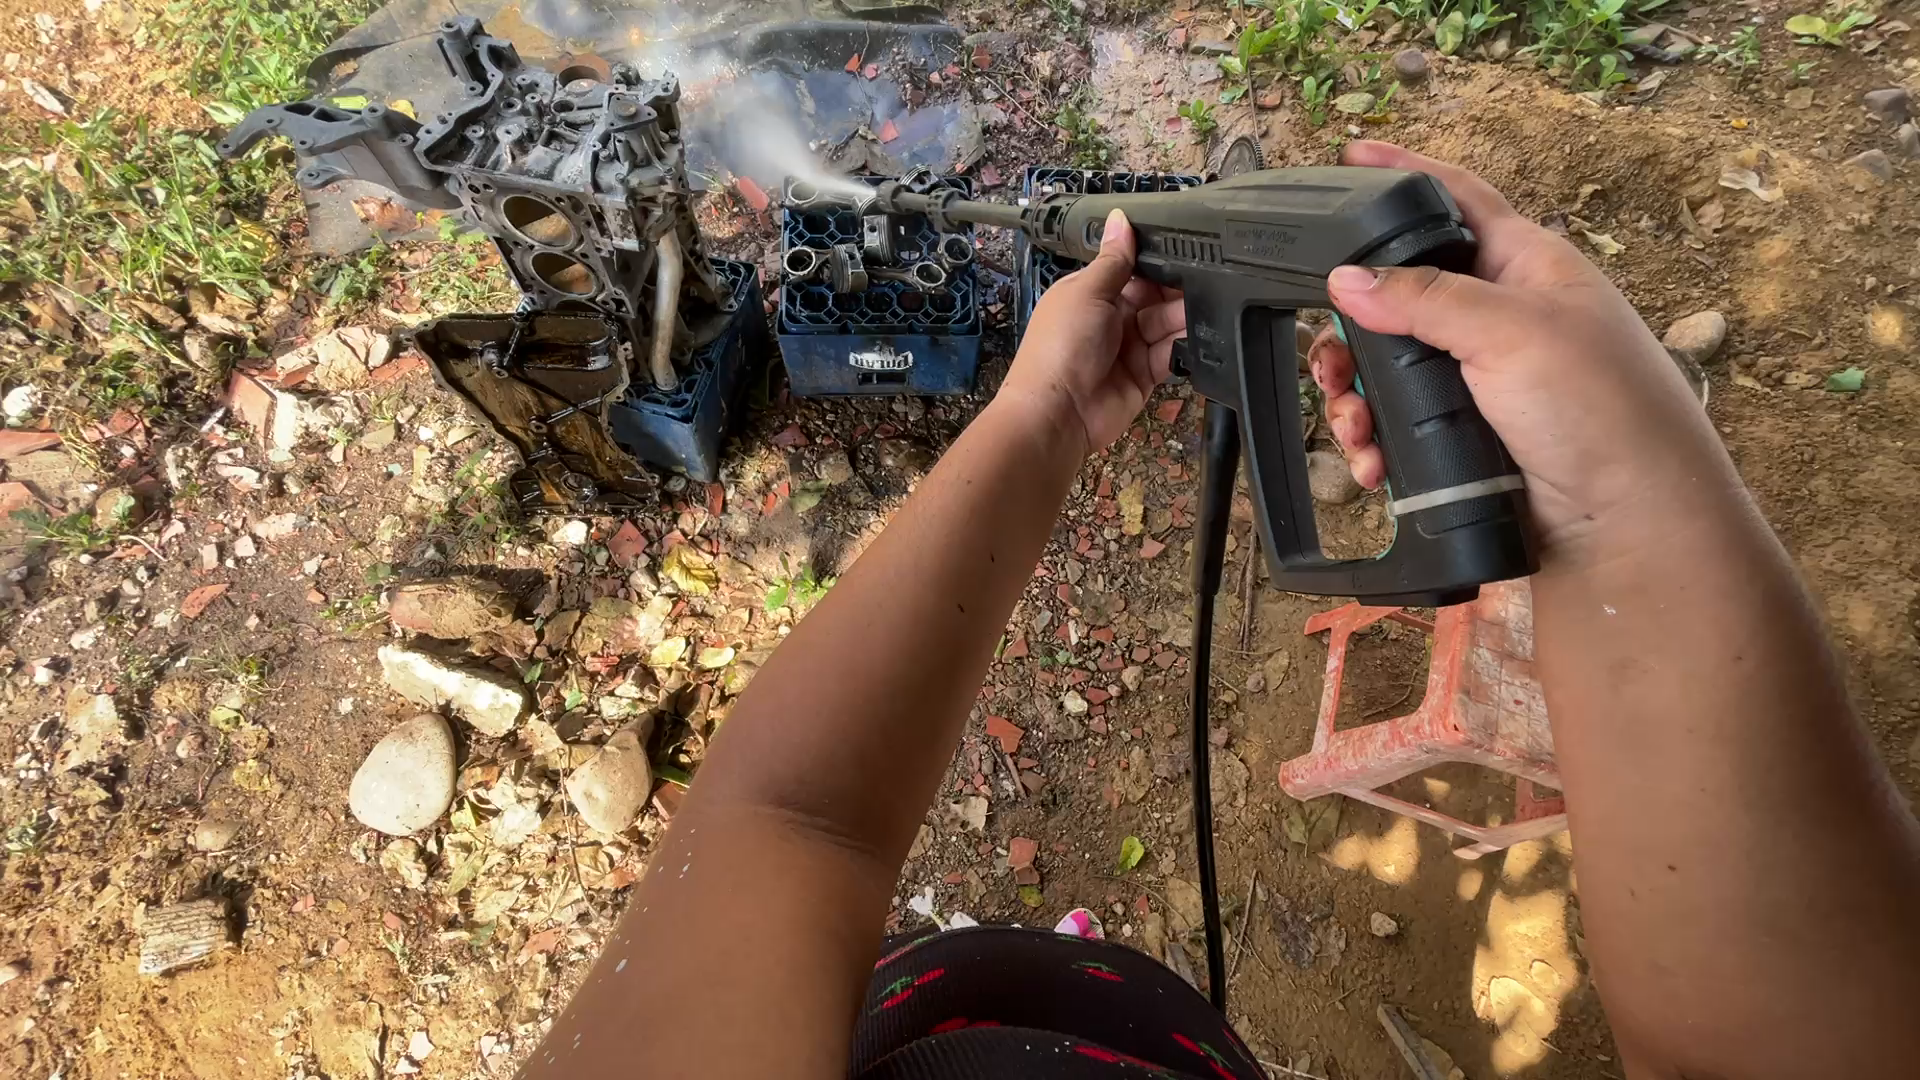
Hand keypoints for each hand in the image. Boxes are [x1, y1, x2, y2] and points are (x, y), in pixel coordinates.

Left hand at [1001, 209, 1185, 453]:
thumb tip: (1120, 218)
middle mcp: (1111, 318)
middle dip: (1177, 289)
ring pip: (1166, 324)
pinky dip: (1183, 347)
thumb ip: (1113, 260)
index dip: (1157, 261)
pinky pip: (1170, 356)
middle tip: (1205, 280)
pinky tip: (1196, 336)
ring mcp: (1128, 349)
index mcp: (1091, 293)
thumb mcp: (1086, 292)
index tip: (1189, 248)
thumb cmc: (1062, 346)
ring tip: (1202, 309)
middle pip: (1154, 296)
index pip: (1132, 269)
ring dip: (1182, 317)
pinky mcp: (1144, 377)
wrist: (1057, 414)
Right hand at [1310, 142, 1735, 550]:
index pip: (1455, 201)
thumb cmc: (1597, 411)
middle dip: (1349, 335)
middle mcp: (1489, 318)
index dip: (1404, 174)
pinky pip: (1388, 423)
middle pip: (1392, 300)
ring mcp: (1467, 378)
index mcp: (1521, 269)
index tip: (1350, 159)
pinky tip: (1372, 464)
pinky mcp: (1450, 431)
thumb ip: (1425, 299)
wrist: (1617, 522)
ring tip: (1355, 430)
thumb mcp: (1513, 334)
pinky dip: (1369, 443)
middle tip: (1327, 363)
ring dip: (1352, 401)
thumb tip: (1344, 278)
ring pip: (1379, 370)